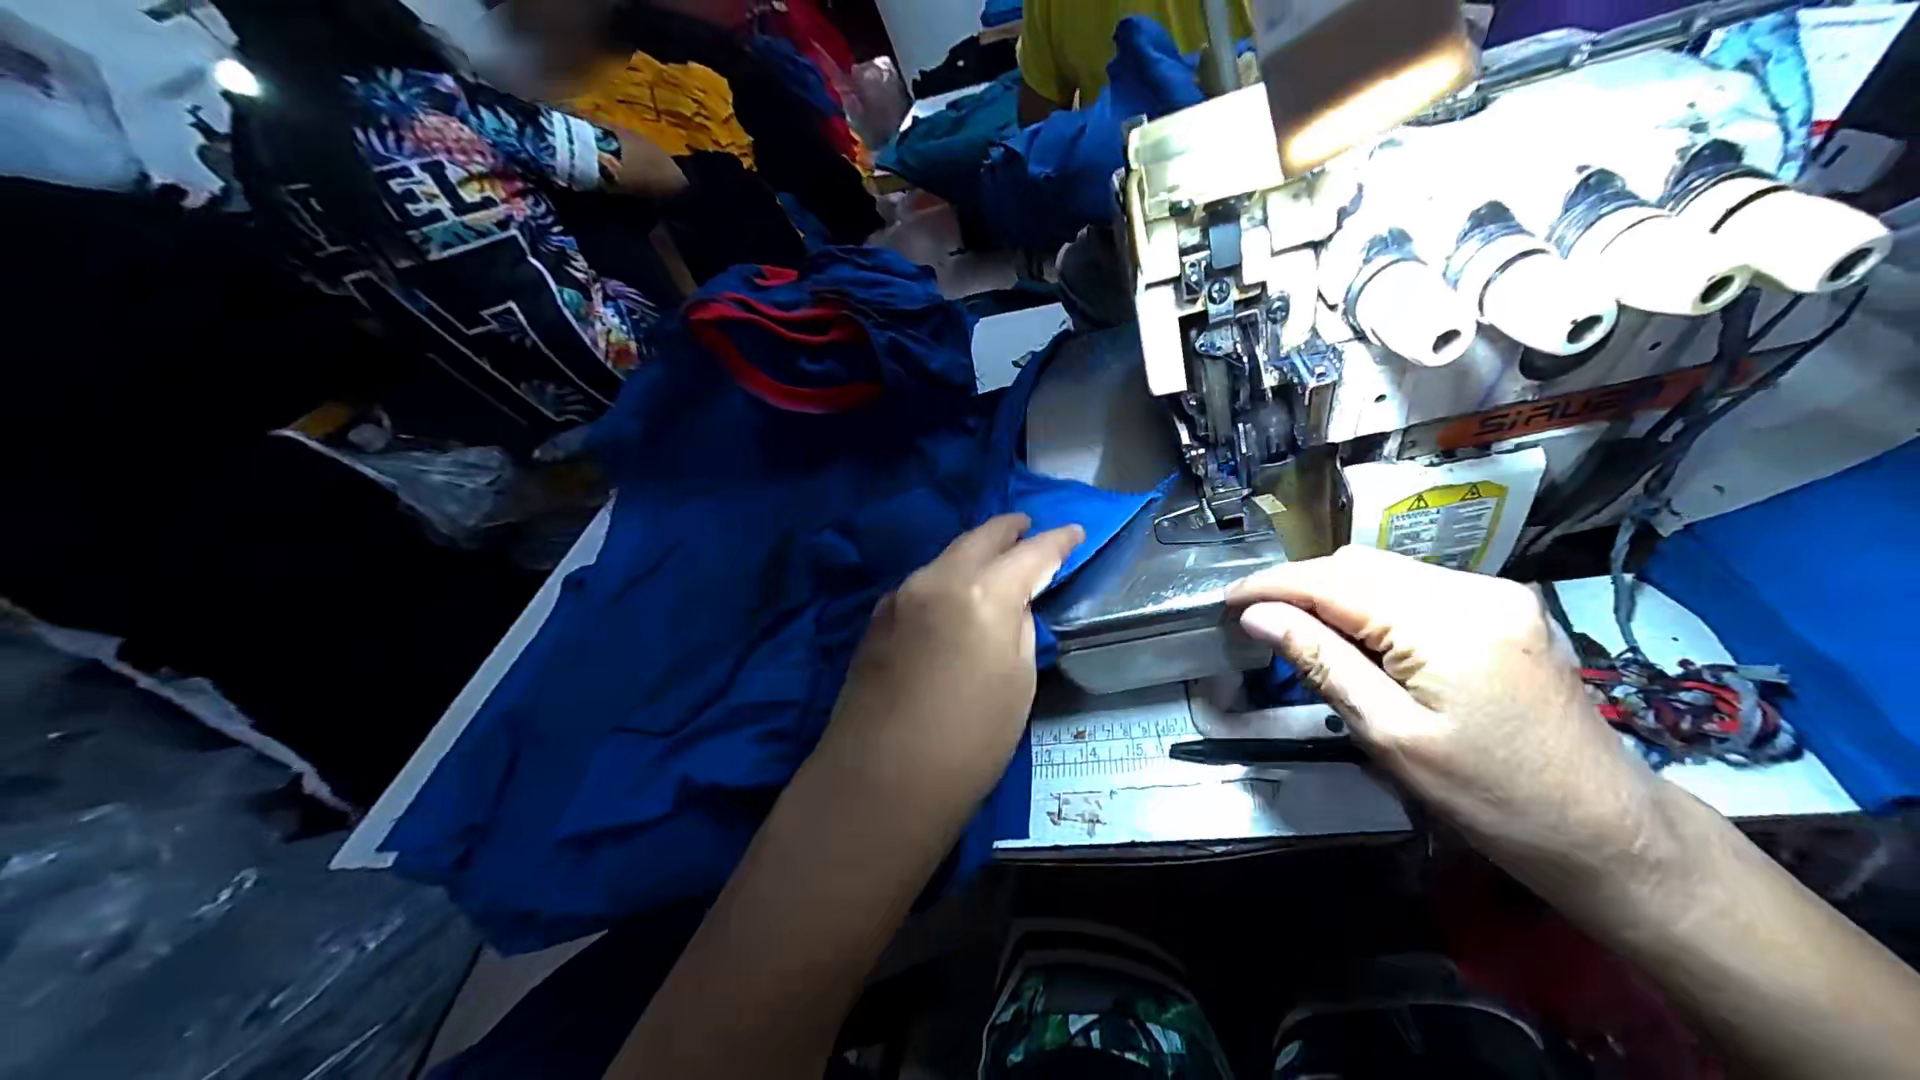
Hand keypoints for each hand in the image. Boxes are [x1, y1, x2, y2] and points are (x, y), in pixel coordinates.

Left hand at [809, 515, 1084, 816]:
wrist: (882, 779)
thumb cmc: (969, 741)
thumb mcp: (1017, 682)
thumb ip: (1019, 629)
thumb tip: (1010, 607)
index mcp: (982, 593)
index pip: (1030, 554)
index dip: (1057, 541)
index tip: (1074, 532)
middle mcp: (936, 580)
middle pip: (979, 539)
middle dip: (1008, 529)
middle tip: (1029, 526)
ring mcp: (900, 596)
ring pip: (946, 557)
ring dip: (974, 552)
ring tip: (995, 556)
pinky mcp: (877, 618)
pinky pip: (922, 583)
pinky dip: (947, 578)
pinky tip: (955, 593)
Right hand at [1227, 546, 1665, 883]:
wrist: (1607, 830)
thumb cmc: (1492, 798)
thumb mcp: (1390, 735)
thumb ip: (1321, 662)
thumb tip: (1257, 616)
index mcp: (1447, 623)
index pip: (1333, 581)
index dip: (1270, 586)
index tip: (1226, 602)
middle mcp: (1474, 589)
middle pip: (1357, 563)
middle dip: (1297, 585)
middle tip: (1255, 620)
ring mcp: (1495, 593)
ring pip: (1383, 568)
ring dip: (1331, 591)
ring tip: (1296, 628)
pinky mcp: (1503, 606)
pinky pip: (1414, 584)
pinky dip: (1369, 600)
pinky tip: (1355, 634)